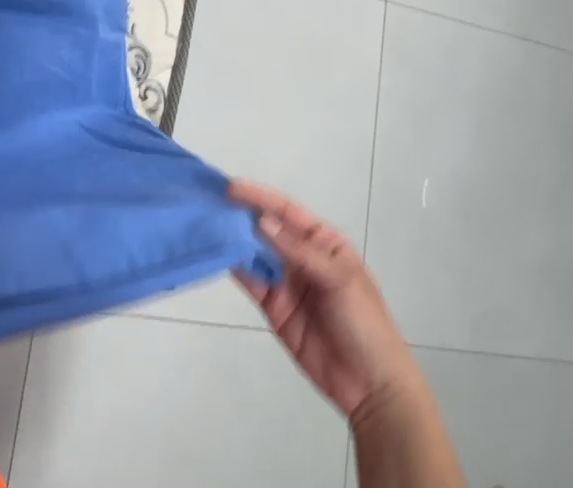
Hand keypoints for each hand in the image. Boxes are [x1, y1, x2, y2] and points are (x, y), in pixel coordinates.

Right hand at [229, 181, 422, 424]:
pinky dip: (233, 267)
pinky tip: (215, 255)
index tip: (230, 188)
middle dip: (240, 216)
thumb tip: (261, 220)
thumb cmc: (363, 322)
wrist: (369, 384)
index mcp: (324, 242)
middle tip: (207, 203)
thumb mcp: (338, 280)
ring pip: (253, 253)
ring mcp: (285, 281)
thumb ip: (298, 250)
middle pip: (266, 229)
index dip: (260, 197)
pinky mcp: (273, 305)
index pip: (287, 212)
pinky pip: (250, 280)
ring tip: (203, 225)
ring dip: (232, 240)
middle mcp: (301, 256)